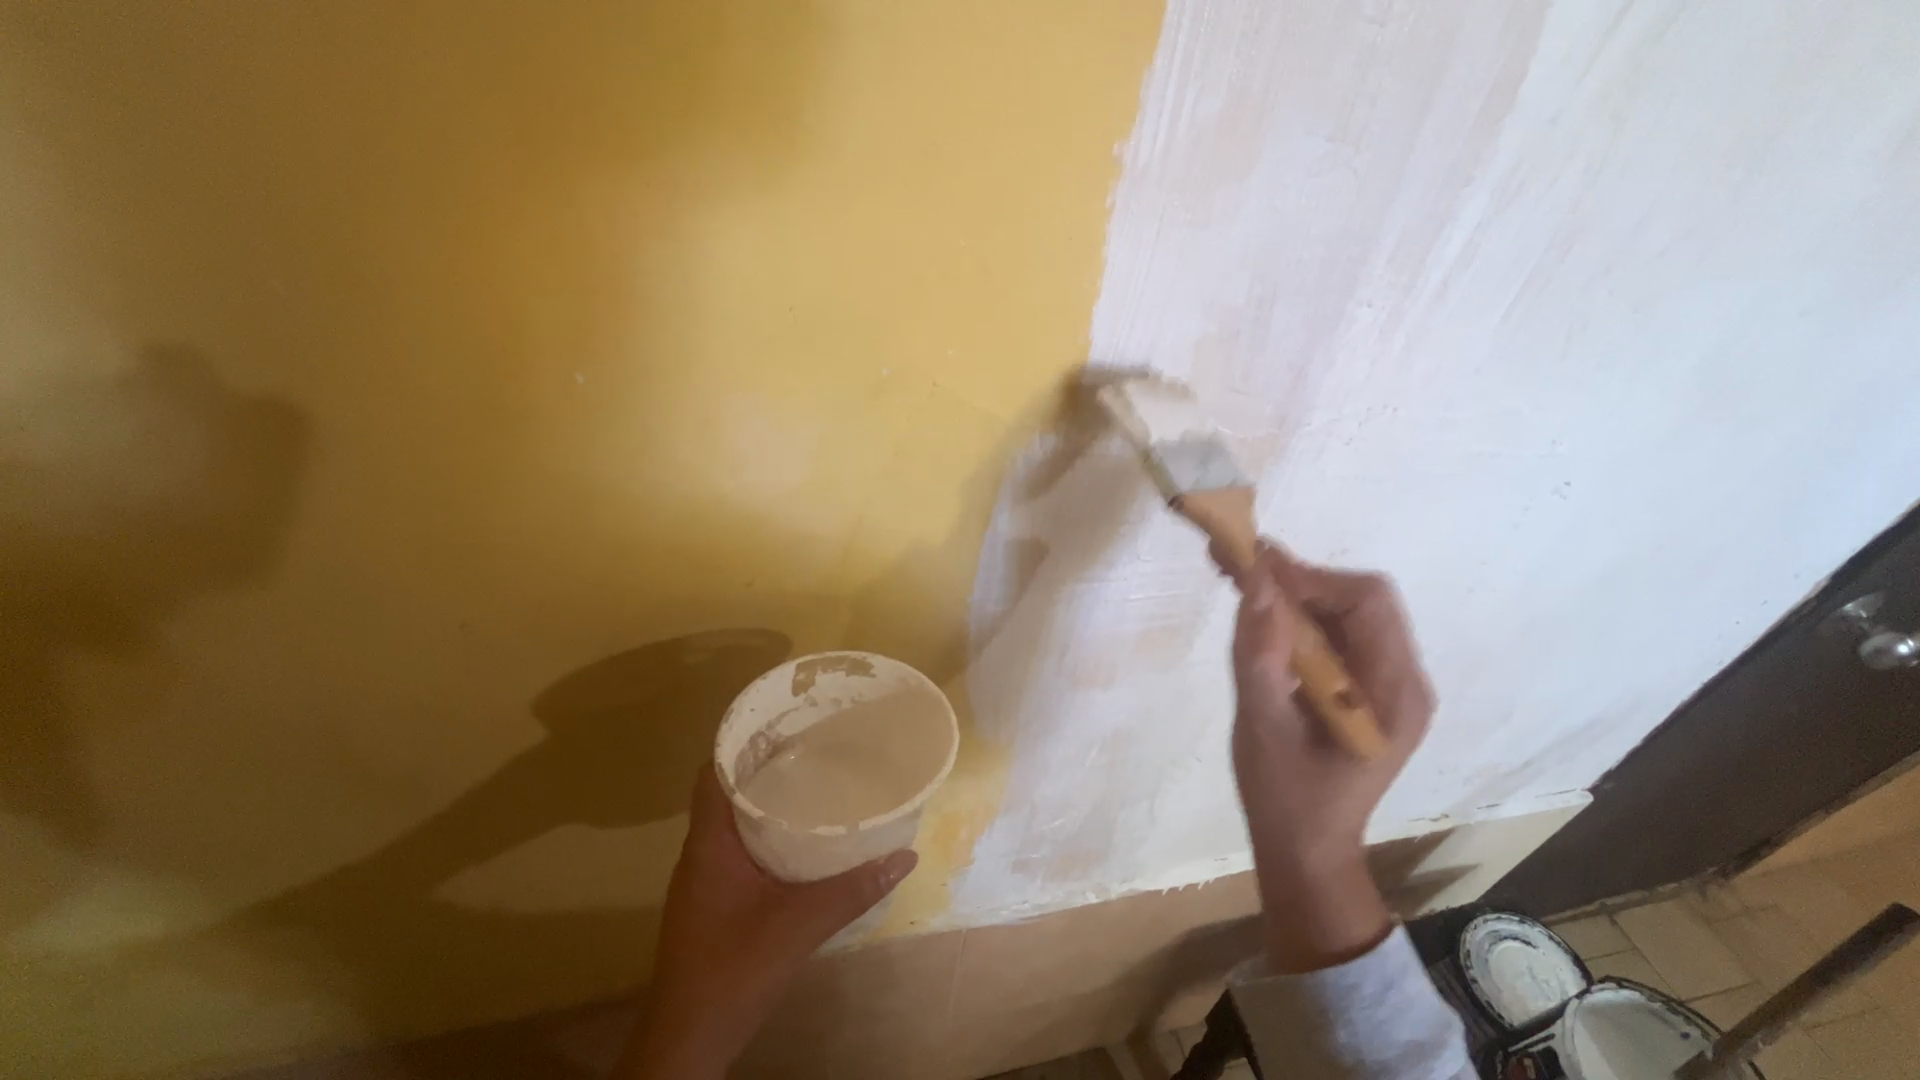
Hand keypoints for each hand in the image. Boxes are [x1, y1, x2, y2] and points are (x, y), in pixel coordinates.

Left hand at [617, 768, 917, 1079]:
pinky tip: (802, 842)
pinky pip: (739, 850)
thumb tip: (905, 856)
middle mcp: (701, 853)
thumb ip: (852, 890)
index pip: (713, 772)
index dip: (742, 743)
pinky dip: (767, 836)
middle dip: (766, 769)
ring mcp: (705, 879)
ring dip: (767, 804)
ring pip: (734, 823)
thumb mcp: (799, 926)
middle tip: (816, 750)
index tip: (785, 725)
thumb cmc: (733, 969)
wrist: (690, 1038)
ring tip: (815, 785)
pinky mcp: (715, 901)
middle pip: (727, 793)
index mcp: (709, 844)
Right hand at [1214, 542, 1434, 972]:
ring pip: (1346, 612)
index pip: (1367, 602)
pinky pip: (1337, 636)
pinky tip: (1261, 618)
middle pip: (1360, 601)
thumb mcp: (1262, 725)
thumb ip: (1259, 653)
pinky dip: (1298, 619)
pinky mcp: (1368, 691)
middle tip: (1238, 570)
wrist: (1305, 849)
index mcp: (1394, 694)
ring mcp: (1390, 686)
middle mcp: (1405, 681)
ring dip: (1295, 596)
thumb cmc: (1283, 796)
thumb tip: (1253, 580)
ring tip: (1241, 584)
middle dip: (1299, 581)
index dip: (1308, 577)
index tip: (1251, 569)